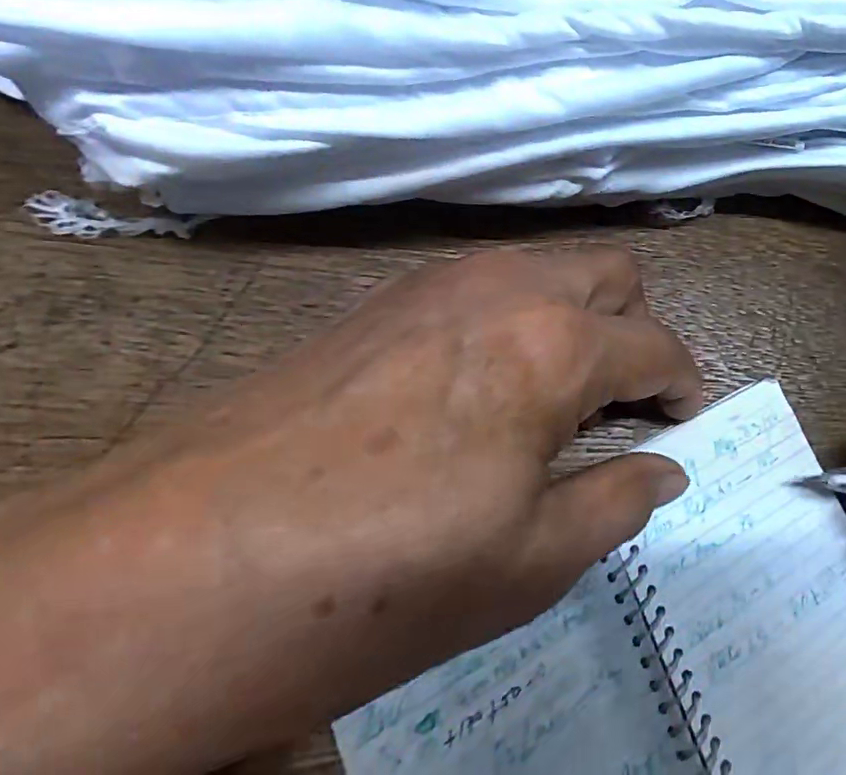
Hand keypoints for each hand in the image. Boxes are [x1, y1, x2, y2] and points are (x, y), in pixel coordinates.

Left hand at [0, 248, 702, 774]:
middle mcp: (506, 288)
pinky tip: (492, 382)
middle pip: (615, 274)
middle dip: (642, 327)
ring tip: (567, 389)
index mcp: (555, 345)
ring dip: (583, 314)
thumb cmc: (377, 579)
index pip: (657, 347)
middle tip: (631, 397)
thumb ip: (617, 501)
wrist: (157, 579)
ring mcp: (438, 283)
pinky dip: (523, 314)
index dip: (686, 387)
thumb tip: (666, 471)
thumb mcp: (528, 563)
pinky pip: (489, 283)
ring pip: (550, 266)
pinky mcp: (382, 300)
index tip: (687, 424)